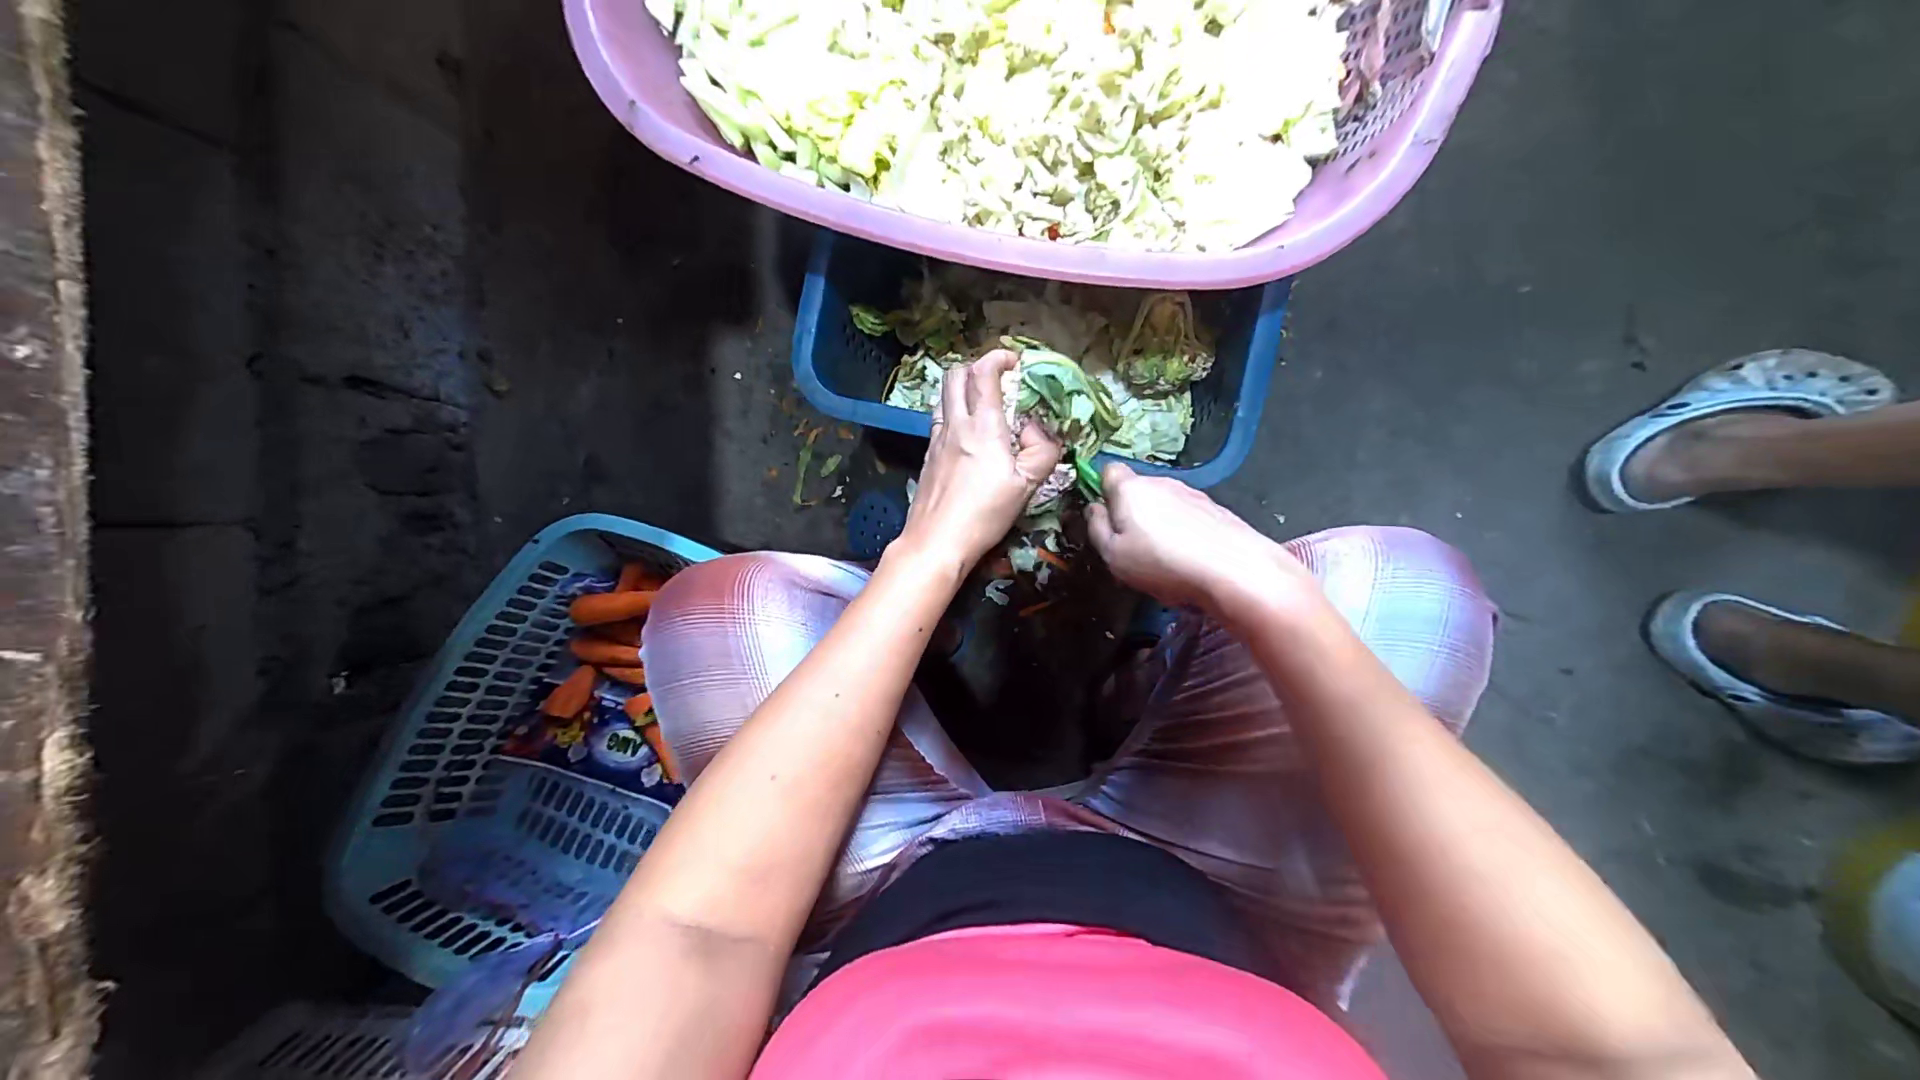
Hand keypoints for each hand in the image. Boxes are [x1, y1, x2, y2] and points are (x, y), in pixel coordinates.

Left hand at [897, 350, 1062, 570]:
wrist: (936, 542)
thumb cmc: (984, 513)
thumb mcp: (1026, 485)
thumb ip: (1042, 451)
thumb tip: (1038, 430)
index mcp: (982, 426)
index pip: (983, 372)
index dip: (998, 357)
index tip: (1014, 362)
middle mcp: (955, 425)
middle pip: (955, 375)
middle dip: (976, 367)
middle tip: (997, 380)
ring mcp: (936, 440)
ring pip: (943, 396)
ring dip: (961, 389)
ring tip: (981, 403)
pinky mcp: (927, 457)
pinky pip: (938, 420)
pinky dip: (952, 413)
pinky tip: (965, 434)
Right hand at [1086, 463, 1321, 625]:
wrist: (1234, 569)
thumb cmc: (1162, 562)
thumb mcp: (1113, 555)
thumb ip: (1096, 529)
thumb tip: (1093, 508)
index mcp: (1130, 488)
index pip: (1108, 470)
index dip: (1102, 490)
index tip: (1104, 518)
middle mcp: (1161, 482)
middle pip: (1137, 491)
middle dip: (1132, 513)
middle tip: (1132, 549)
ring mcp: (1192, 494)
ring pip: (1163, 505)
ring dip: (1159, 525)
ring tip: (1164, 561)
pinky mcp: (1215, 510)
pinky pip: (1187, 517)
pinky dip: (1183, 533)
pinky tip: (1190, 560)